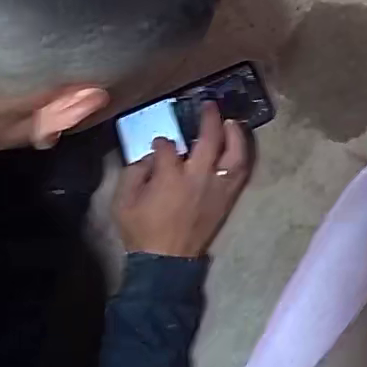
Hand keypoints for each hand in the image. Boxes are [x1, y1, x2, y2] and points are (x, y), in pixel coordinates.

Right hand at [115, 101, 252, 257]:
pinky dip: (242, 153)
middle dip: (208, 119)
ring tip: (230, 120)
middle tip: (208, 105)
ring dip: (235, 133)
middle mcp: (199, 177)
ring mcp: (218, 186)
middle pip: (209, 140)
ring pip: (235, 153)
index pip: (168, 147)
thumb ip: (134, 172)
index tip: (159, 140)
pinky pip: (242, 170)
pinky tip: (239, 144)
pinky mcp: (228, 195)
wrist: (167, 260)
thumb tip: (150, 154)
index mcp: (170, 178)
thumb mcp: (123, 202)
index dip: (163, 140)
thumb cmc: (142, 230)